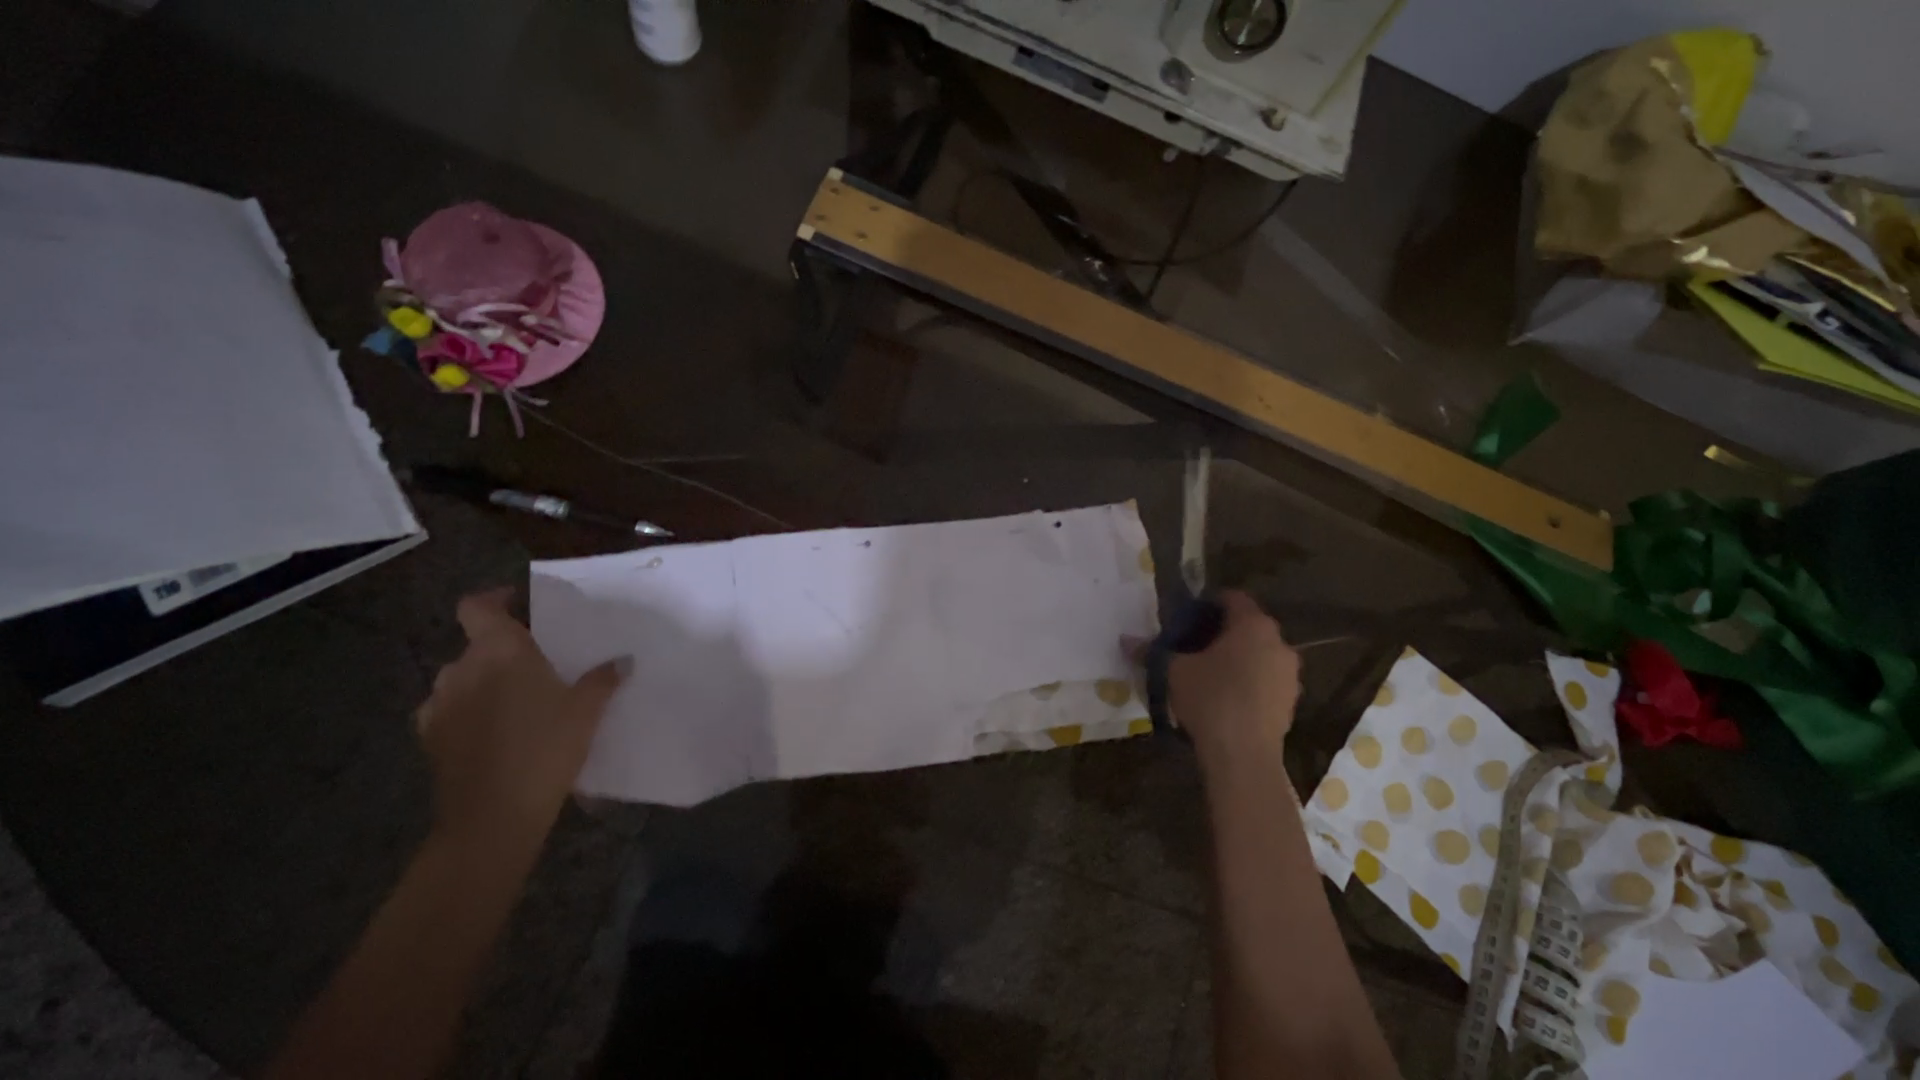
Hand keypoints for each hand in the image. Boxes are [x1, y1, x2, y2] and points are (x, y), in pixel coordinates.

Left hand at [415, 588, 627, 842]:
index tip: (519, 605)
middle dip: (500, 652)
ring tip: (515, 703)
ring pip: (461, 680)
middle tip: (535, 668)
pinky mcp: (429, 738)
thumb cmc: (545, 750)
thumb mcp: (586, 712)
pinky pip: (448, 711)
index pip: (477, 606)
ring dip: (482, 683)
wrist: (493, 816)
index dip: (494, 600)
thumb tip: (622, 660)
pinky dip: (466, 714)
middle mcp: (461, 668)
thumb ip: (602, 680)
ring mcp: (439, 704)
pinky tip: (490, 733)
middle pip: (476, 645)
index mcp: (498, 651)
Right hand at [1169, 591, 1300, 763]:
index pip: (1232, 598)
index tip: (1186, 619)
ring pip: (1260, 655)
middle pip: (1248, 627)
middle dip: (1222, 634)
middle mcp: (1279, 642)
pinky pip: (1267, 681)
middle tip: (1193, 648)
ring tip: (1209, 677)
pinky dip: (1249, 684)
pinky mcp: (1291, 702)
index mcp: (1253, 624)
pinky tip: (1226, 701)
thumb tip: (1125, 640)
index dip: (1208, 604)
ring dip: (1238, 660)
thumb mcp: (1173, 672)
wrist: (1243, 756)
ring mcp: (1290, 674)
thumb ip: (1152, 652)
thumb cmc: (1210, 699)